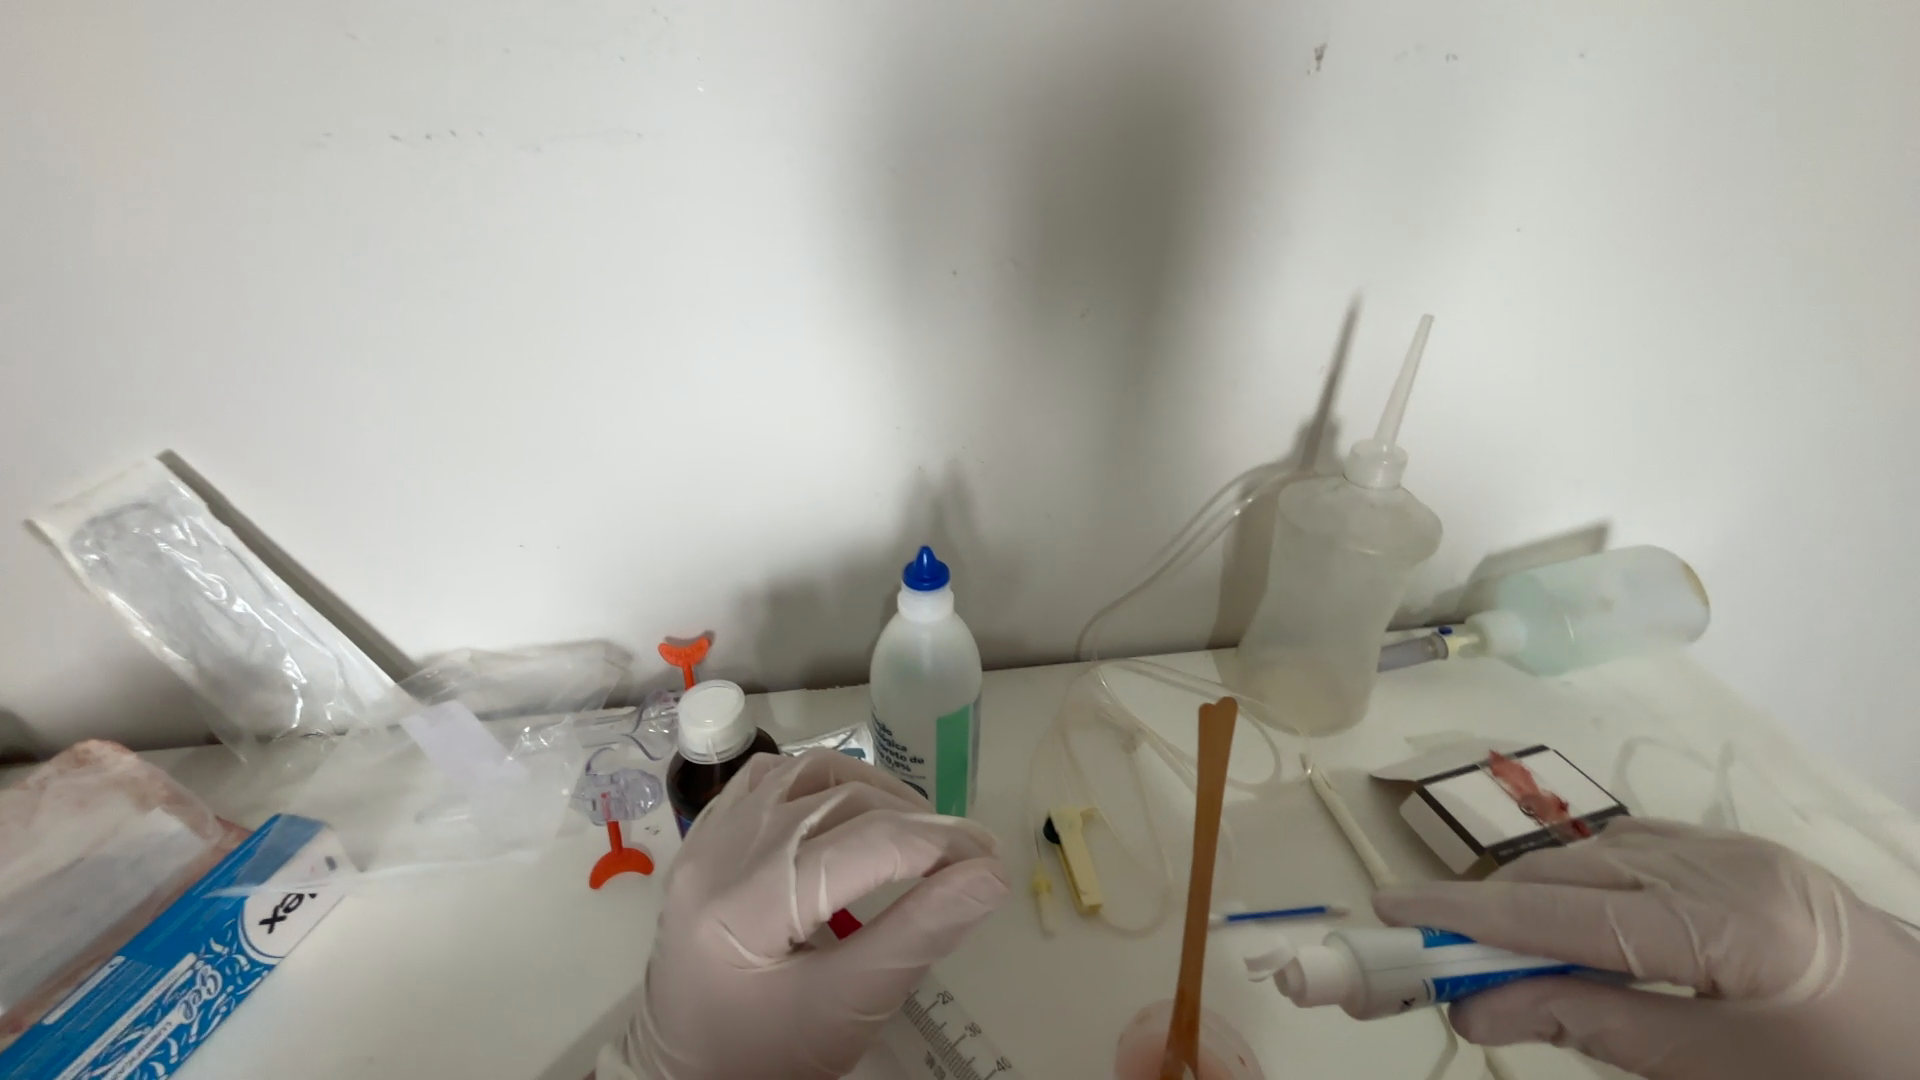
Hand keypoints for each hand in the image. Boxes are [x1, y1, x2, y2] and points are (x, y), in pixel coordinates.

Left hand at [601, 750, 1008, 1079]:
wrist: (685, 1076)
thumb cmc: (763, 1061)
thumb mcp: (845, 1011)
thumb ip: (918, 936)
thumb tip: (988, 875)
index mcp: (744, 903)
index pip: (863, 843)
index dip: (938, 843)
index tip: (991, 859)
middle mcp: (718, 850)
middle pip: (839, 798)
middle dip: (914, 819)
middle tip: (963, 855)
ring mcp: (709, 835)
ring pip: (807, 771)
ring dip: (870, 789)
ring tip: (910, 829)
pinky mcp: (710, 834)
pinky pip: (771, 776)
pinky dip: (822, 781)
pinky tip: (847, 810)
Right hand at [1373, 818, 1919, 1079]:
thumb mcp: (1714, 1074)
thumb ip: (1584, 1025)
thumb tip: (1471, 1007)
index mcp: (1734, 928)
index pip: (1562, 914)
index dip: (1468, 913)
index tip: (1391, 909)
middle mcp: (1724, 865)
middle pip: (1565, 874)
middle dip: (1497, 913)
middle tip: (1445, 956)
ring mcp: (1732, 848)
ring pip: (1588, 855)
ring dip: (1541, 898)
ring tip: (1518, 950)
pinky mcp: (1736, 849)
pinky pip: (1629, 850)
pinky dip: (1587, 883)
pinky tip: (1586, 920)